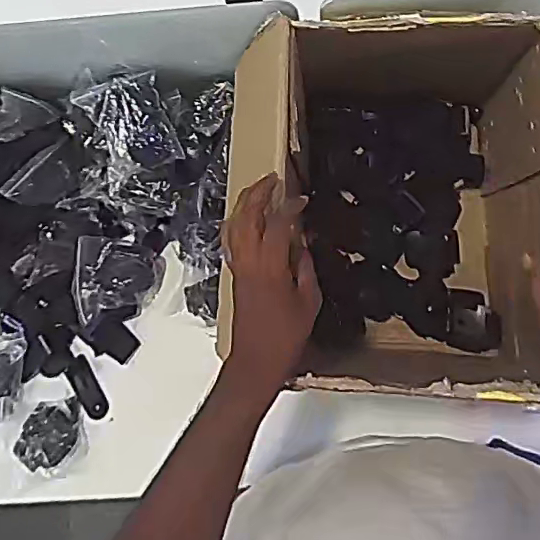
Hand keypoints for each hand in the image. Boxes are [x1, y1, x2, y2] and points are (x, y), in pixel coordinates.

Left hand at [219, 174, 319, 396]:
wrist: (256, 359)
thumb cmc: (285, 336)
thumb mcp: (309, 301)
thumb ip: (306, 268)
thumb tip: (303, 246)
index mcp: (270, 266)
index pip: (278, 223)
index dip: (290, 207)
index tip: (302, 199)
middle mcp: (249, 261)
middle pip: (247, 215)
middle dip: (259, 192)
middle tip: (273, 180)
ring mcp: (238, 266)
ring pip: (234, 224)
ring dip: (245, 203)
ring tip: (258, 189)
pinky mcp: (234, 273)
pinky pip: (230, 238)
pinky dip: (237, 221)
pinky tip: (245, 217)